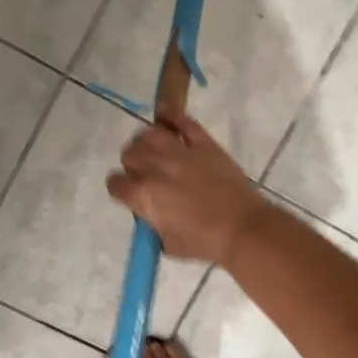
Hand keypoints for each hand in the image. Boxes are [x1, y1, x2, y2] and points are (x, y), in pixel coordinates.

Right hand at [107, 112, 273, 265]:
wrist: (242, 228)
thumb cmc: (204, 242)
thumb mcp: (167, 243)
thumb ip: (152, 223)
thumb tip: (151, 212)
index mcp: (143, 196)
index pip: (115, 183)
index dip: (119, 188)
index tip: (127, 192)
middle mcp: (155, 168)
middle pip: (130, 154)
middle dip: (132, 164)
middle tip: (144, 173)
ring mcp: (180, 152)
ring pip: (149, 134)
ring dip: (145, 141)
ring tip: (152, 149)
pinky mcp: (203, 143)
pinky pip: (181, 120)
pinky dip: (170, 114)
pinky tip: (163, 114)